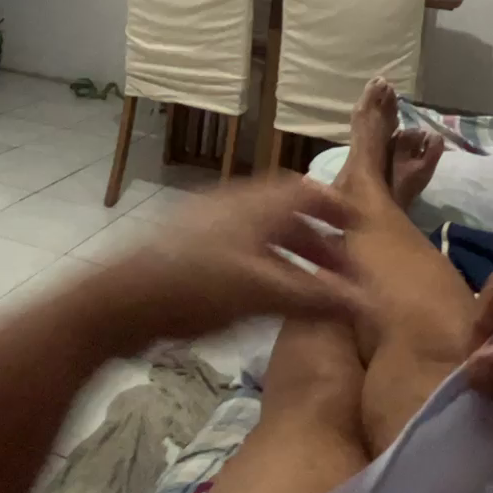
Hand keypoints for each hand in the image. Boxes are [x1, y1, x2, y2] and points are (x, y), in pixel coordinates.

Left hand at [107, 177, 365, 344]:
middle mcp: (234, 204)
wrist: (121, 299)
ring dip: (291, 253)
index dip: (335, 205)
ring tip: (307, 286)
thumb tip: (370, 302)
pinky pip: (241, 246)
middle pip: (285, 212)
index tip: (359, 225)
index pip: (305, 191)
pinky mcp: (189, 247)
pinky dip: (265, 262)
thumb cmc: (196, 285)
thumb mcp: (263, 291)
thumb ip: (317, 296)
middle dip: (316, 237)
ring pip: (262, 231)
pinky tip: (263, 293)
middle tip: (340, 267)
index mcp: (255, 203)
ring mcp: (208, 223)